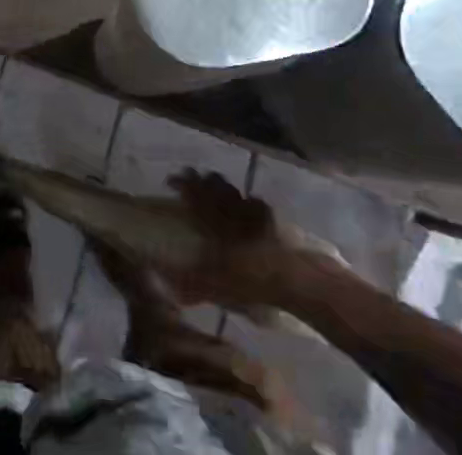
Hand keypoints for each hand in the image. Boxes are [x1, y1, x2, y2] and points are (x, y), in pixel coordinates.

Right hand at [158, 170, 331, 310]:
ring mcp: (257, 213)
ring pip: (235, 190)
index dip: (182, 184)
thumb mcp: (214, 285)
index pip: (194, 194)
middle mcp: (233, 211)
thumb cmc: (252, 280)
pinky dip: (249, 201)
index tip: (171, 180)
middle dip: (201, 179)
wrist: (298, 279)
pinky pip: (258, 203)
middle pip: (215, 186)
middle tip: (191, 176)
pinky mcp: (276, 221)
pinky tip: (250, 204)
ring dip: (222, 185)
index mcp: (215, 221)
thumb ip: (188, 282)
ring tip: (215, 183)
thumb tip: (163, 281)